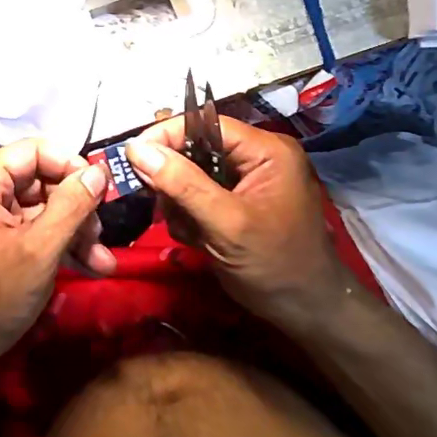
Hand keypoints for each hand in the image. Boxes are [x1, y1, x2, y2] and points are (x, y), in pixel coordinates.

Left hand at [0, 140, 115, 382]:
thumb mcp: (38, 251)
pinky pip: (34, 232)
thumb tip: (99, 171)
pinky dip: (60, 246)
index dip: (71, 165)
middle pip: (40, 180)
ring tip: (103, 261)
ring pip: (43, 209)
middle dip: (77, 207)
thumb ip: (71, 206)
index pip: (33, 151)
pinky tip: (92, 266)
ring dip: (76, 231)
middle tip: (101, 234)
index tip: (101, 191)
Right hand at [125, 116, 353, 334]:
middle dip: (173, 177)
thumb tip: (137, 148)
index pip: (206, 124)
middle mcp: (253, 158)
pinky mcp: (230, 205)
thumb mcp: (227, 223)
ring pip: (187, 175)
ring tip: (190, 231)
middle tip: (163, 204)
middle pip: (193, 148)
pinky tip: (197, 240)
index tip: (132, 154)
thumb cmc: (276, 264)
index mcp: (265, 150)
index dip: (167, 135)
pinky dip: (186, 217)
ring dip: (178, 203)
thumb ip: (182, 184)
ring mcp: (241, 183)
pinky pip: (193, 197)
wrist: (305, 311)